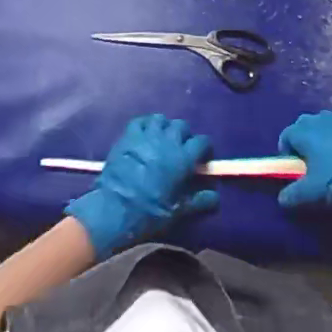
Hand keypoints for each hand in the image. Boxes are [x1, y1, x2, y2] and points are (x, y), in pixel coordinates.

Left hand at [66, 114, 218, 257]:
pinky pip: (140, 121)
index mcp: (183, 158)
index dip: (204, 148)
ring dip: (164, 127)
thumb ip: (200, 201)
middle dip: (184, 135)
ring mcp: (147, 135)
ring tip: (162, 139)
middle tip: (181, 148)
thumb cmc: (150, 212)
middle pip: (181, 126)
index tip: (202, 158)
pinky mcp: (128, 136)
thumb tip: (216, 196)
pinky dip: (145, 124)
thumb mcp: (180, 211)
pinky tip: (145, 134)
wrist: (115, 209)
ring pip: (161, 119)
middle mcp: (167, 141)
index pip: (202, 141)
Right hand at [277, 111, 331, 210]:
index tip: (294, 165)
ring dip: (322, 133)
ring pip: (324, 122)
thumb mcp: (309, 192)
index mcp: (303, 133)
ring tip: (329, 152)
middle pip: (304, 125)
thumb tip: (282, 199)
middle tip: (310, 158)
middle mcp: (318, 120)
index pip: (287, 136)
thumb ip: (292, 194)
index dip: (287, 150)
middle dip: (304, 139)